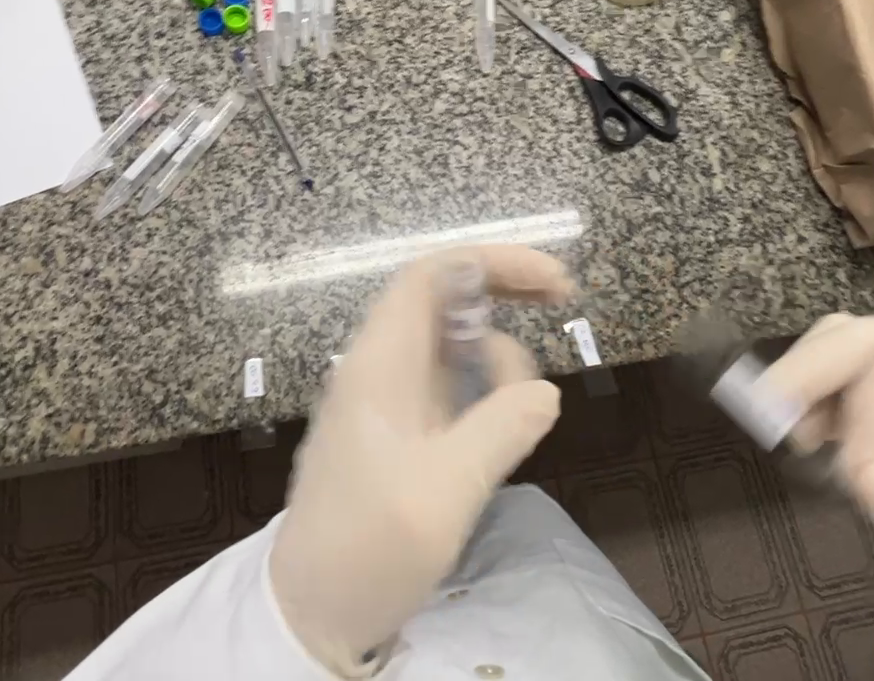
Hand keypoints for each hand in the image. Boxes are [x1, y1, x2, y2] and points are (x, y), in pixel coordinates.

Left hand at [269, 247, 573, 674]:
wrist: (310, 612)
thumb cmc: (365, 549)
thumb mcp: (442, 493)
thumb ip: (498, 432)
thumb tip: (546, 391)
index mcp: (378, 363)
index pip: (430, 276)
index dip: (490, 261)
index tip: (550, 279)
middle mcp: (381, 366)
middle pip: (444, 298)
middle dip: (503, 289)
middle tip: (562, 300)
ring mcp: (389, 397)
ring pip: (454, 344)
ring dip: (499, 359)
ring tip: (519, 419)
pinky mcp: (400, 428)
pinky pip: (452, 386)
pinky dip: (487, 392)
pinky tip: (502, 432)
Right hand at [760, 313, 873, 633]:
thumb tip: (865, 479)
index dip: (873, 405)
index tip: (857, 476)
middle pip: (873, 335)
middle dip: (814, 368)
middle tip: (769, 414)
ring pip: (846, 341)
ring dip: (806, 375)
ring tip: (788, 430)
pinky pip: (835, 373)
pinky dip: (807, 394)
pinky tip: (806, 436)